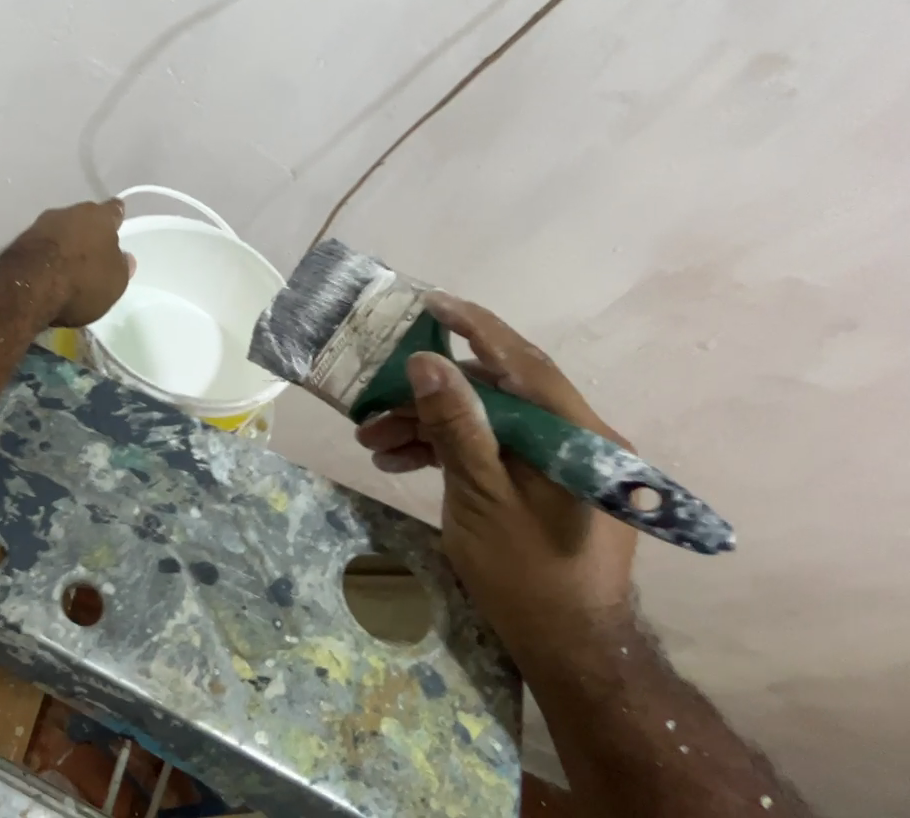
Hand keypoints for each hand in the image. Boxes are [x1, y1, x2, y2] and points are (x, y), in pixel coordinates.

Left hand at [9, 199, 133, 327]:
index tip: (117, 223)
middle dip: (87, 233)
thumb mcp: (115, 282)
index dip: (116, 217)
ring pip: (58, 231)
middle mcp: (68, 212)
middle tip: (91, 253)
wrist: (27, 288)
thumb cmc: (81, 281)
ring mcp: (39, 225)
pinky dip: (44, 256)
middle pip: (83, 219)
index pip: (114, 210)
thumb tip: (123, 257)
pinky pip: (40, 246)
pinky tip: (46, 273)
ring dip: (63, 244)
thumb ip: (121, 266)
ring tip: (66, 267)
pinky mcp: (18, 242)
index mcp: (99, 216)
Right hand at [354, 292, 637, 651]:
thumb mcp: (481, 495)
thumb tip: (426, 362)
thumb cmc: (528, 572)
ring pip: (485, 422)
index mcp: (577, 437)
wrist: (569, 646)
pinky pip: (490, 449)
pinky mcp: (541, 482)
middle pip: (495, 393)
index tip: (430, 302)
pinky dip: (445, 450)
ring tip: (372, 444)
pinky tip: (400, 462)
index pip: (524, 363)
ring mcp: (558, 462)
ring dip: (427, 426)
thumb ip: (457, 425)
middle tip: (372, 401)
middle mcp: (575, 439)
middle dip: (427, 395)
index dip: (475, 328)